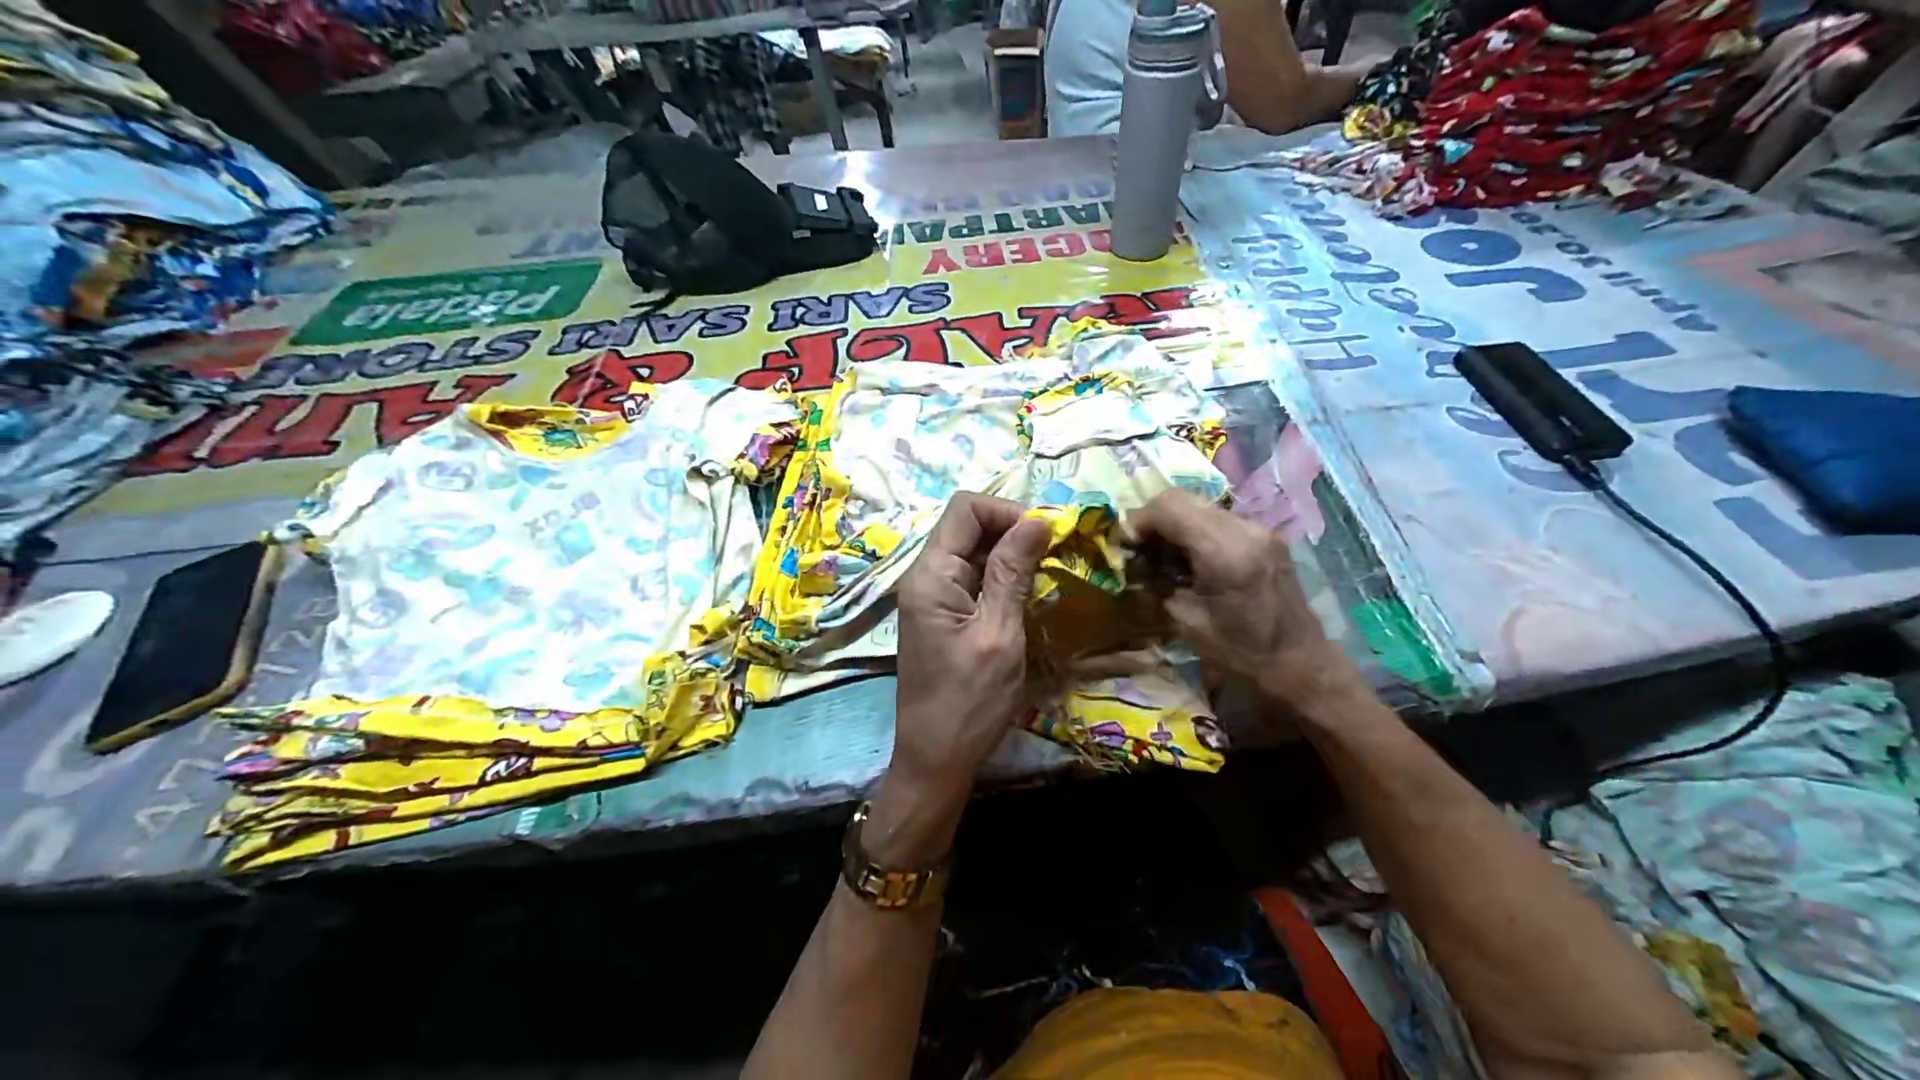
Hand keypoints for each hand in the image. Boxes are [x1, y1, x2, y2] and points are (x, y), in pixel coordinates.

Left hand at [890, 493, 1050, 787]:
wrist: (935, 758)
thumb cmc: (969, 702)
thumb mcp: (999, 634)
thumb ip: (1013, 573)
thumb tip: (1037, 520)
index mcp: (931, 575)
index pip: (965, 508)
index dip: (1008, 510)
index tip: (1046, 536)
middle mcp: (925, 576)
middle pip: (968, 526)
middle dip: (1013, 530)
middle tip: (1055, 554)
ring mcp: (932, 597)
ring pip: (973, 551)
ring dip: (1011, 555)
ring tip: (1048, 573)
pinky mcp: (943, 615)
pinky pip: (973, 579)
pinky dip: (1002, 578)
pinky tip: (1028, 595)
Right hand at [1128, 490, 1365, 722]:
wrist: (1300, 665)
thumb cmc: (1239, 654)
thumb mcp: (1185, 621)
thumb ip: (1157, 581)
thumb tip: (1135, 560)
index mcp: (1225, 551)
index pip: (1168, 506)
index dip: (1138, 520)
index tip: (1125, 547)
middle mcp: (1245, 529)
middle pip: (1183, 498)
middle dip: (1153, 520)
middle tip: (1140, 551)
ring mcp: (1260, 529)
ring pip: (1200, 506)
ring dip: (1174, 525)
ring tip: (1164, 559)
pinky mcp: (1266, 537)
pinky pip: (1218, 520)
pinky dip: (1195, 531)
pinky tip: (1190, 562)